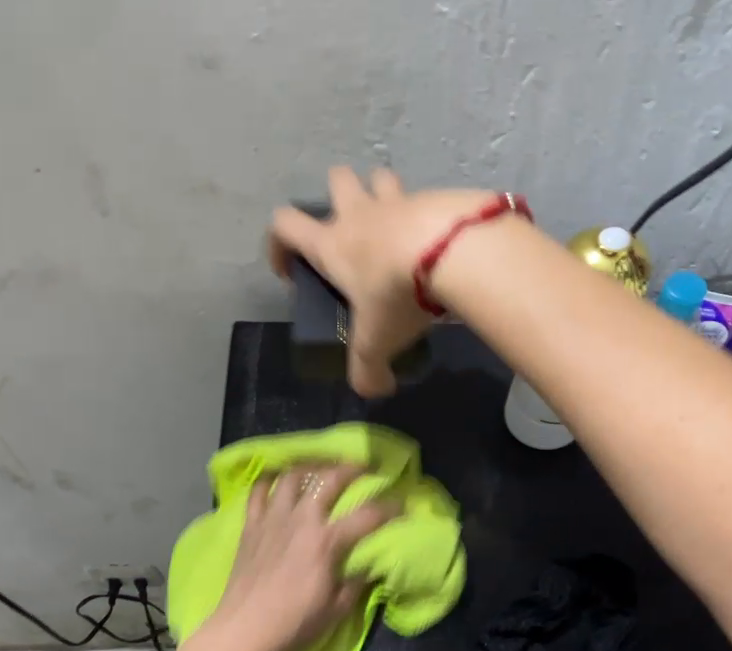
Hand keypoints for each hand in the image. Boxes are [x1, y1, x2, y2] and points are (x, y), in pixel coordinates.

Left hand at [197, 463, 397, 650]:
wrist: (244, 630)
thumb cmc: (294, 624)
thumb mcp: (337, 609)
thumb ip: (358, 583)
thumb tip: (371, 567)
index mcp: (327, 542)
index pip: (368, 515)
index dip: (391, 507)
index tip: (403, 505)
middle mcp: (301, 520)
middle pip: (330, 480)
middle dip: (352, 469)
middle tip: (363, 467)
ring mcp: (272, 519)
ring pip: (293, 477)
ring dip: (310, 468)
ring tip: (319, 469)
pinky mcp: (250, 526)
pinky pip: (259, 491)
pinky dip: (270, 480)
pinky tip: (277, 480)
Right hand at [269, 167, 495, 398]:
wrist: (453, 251)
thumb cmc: (395, 293)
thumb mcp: (375, 343)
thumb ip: (368, 370)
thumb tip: (375, 390)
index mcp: (331, 245)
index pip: (284, 225)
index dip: (279, 243)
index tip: (292, 270)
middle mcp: (359, 214)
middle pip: (337, 180)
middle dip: (339, 196)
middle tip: (352, 230)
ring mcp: (398, 200)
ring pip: (380, 178)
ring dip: (382, 194)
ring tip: (395, 226)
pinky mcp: (436, 197)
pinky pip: (424, 198)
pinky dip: (426, 214)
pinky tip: (439, 242)